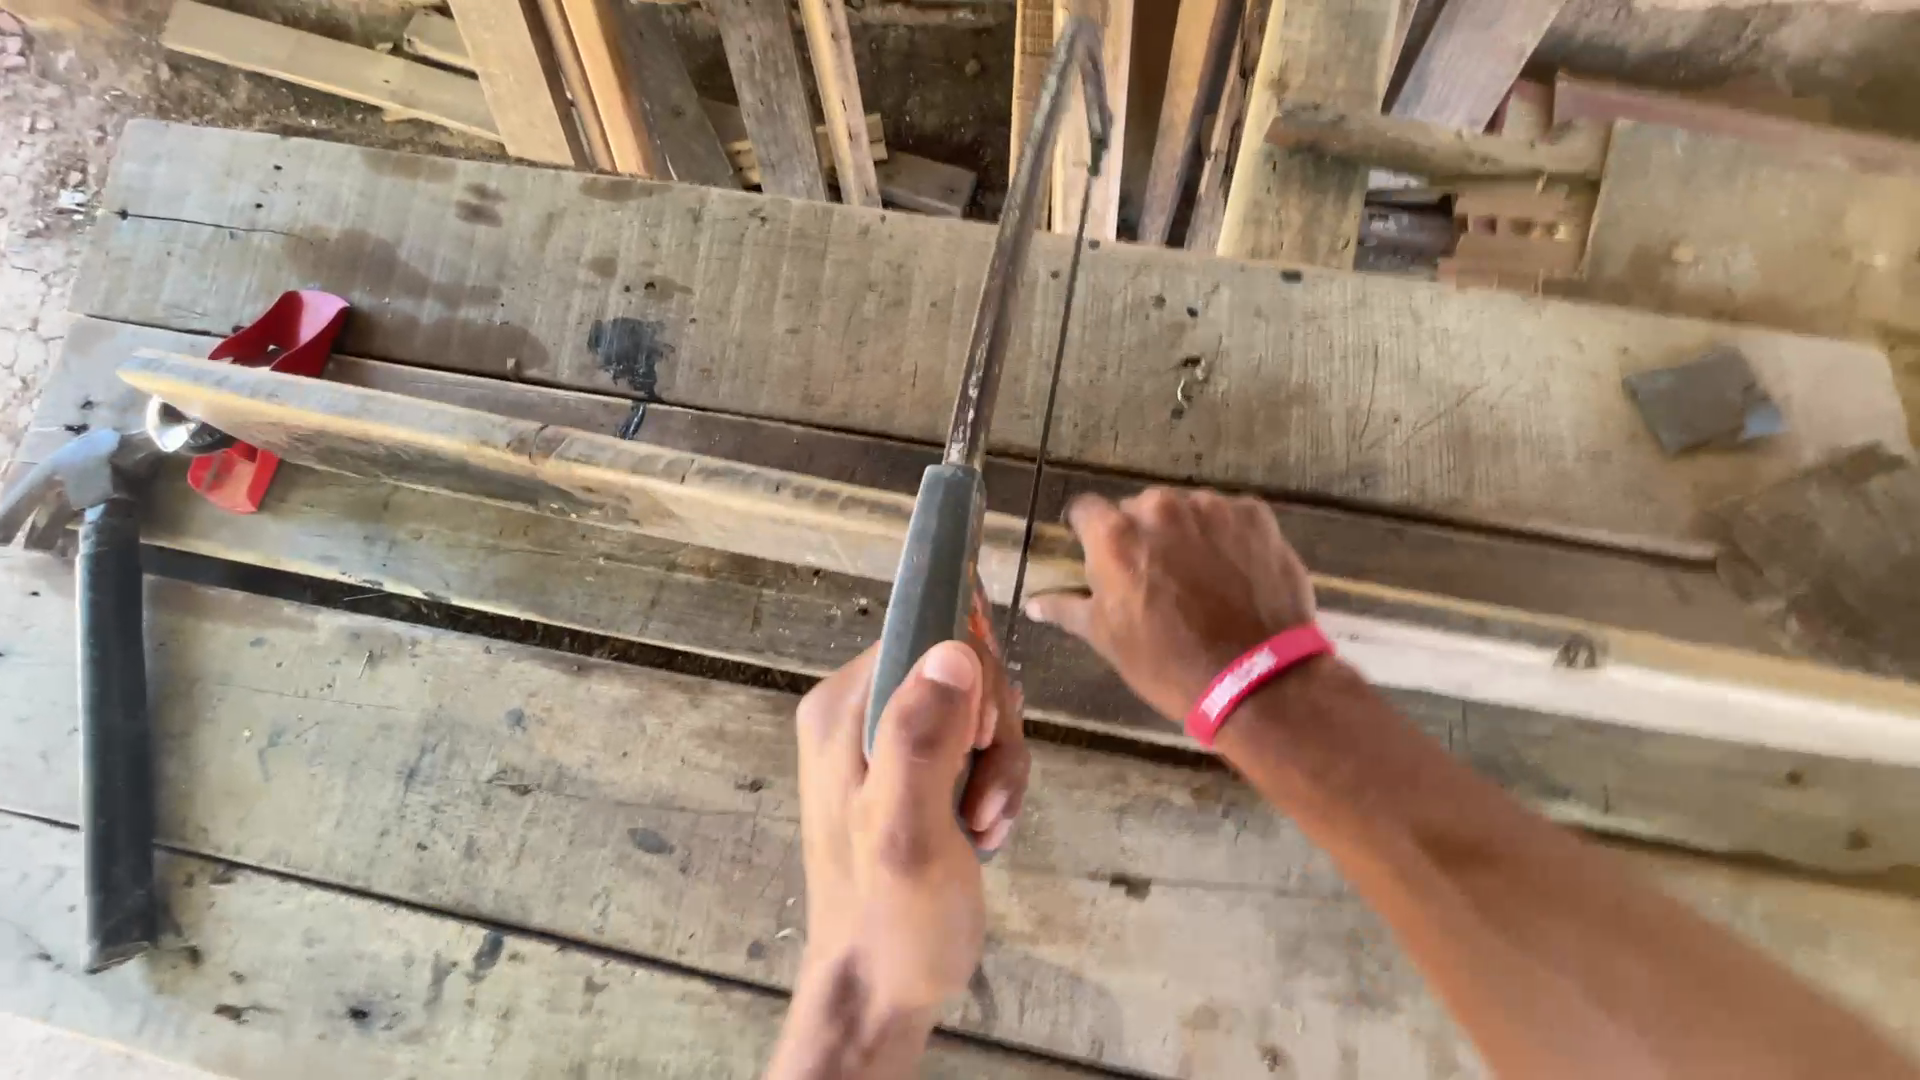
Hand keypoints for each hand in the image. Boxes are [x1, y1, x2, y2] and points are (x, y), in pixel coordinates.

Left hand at [790, 639, 1023, 1022]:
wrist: (882, 991)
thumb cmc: (893, 921)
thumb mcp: (906, 831)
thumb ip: (920, 738)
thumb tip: (954, 648)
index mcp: (841, 708)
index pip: (924, 638)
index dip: (969, 681)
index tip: (980, 739)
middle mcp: (859, 711)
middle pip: (957, 672)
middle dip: (990, 732)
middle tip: (985, 797)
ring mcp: (887, 741)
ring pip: (975, 710)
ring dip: (998, 764)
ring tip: (985, 824)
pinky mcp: (914, 770)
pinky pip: (976, 745)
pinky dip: (994, 782)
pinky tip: (984, 830)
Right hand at [1025, 488, 1315, 721]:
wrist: (1257, 681)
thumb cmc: (1167, 663)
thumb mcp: (1106, 639)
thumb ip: (1066, 608)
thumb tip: (1031, 603)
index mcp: (1114, 535)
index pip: (1085, 509)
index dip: (1090, 531)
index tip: (1099, 553)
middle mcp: (1160, 508)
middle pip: (1139, 508)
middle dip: (1141, 534)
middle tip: (1154, 576)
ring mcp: (1212, 508)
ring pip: (1185, 510)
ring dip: (1185, 533)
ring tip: (1200, 577)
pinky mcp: (1255, 515)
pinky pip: (1229, 516)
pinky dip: (1226, 536)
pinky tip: (1233, 572)